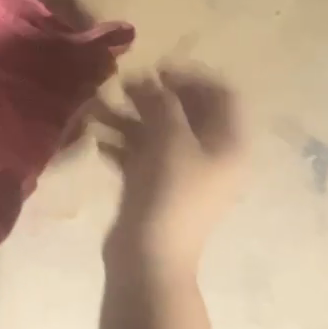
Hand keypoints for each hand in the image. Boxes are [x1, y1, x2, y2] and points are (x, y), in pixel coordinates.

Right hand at [95, 66, 247, 273]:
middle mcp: (209, 155)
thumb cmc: (169, 198)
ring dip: (129, 120)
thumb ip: (162, 106)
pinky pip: (140, 158)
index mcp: (229, 143)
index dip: (190, 77)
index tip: (157, 69)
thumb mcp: (171, 143)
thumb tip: (148, 79)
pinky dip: (121, 145)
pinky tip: (98, 139)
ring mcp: (179, 174)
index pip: (219, 95)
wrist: (149, 259)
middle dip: (153, 97)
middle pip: (185, 114)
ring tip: (98, 109)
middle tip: (122, 85)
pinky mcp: (153, 190)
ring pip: (157, 135)